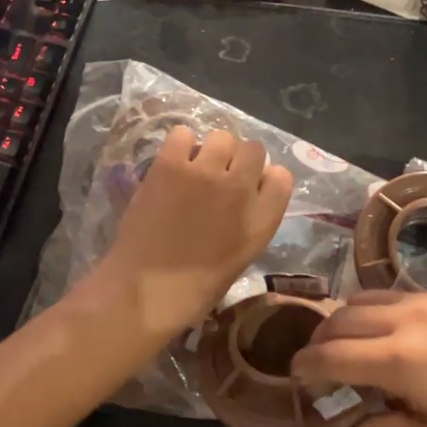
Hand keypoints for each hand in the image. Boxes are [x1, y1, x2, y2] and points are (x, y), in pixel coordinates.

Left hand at [88, 126, 293, 338]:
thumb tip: (245, 191)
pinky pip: (183, 134)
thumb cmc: (194, 287)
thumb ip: (251, 220)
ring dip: (211, 150)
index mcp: (262, 221)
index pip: (281, 177)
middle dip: (239, 160)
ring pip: (221, 137)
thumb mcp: (240, 256)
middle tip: (218, 177)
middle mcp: (240, 189)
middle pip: (254, 149)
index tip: (249, 187)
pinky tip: (172, 164)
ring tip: (194, 169)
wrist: (145, 292)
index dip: (264, 179)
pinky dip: (180, 145)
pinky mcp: (170, 165)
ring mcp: (204, 173)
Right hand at [290, 291, 426, 426]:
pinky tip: (380, 342)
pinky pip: (386, 297)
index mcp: (402, 359)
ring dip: (342, 324)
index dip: (305, 368)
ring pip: (360, 301)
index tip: (290, 382)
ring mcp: (425, 301)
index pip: (331, 354)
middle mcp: (405, 318)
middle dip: (318, 344)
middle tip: (315, 376)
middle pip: (339, 320)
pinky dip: (367, 313)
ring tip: (343, 359)